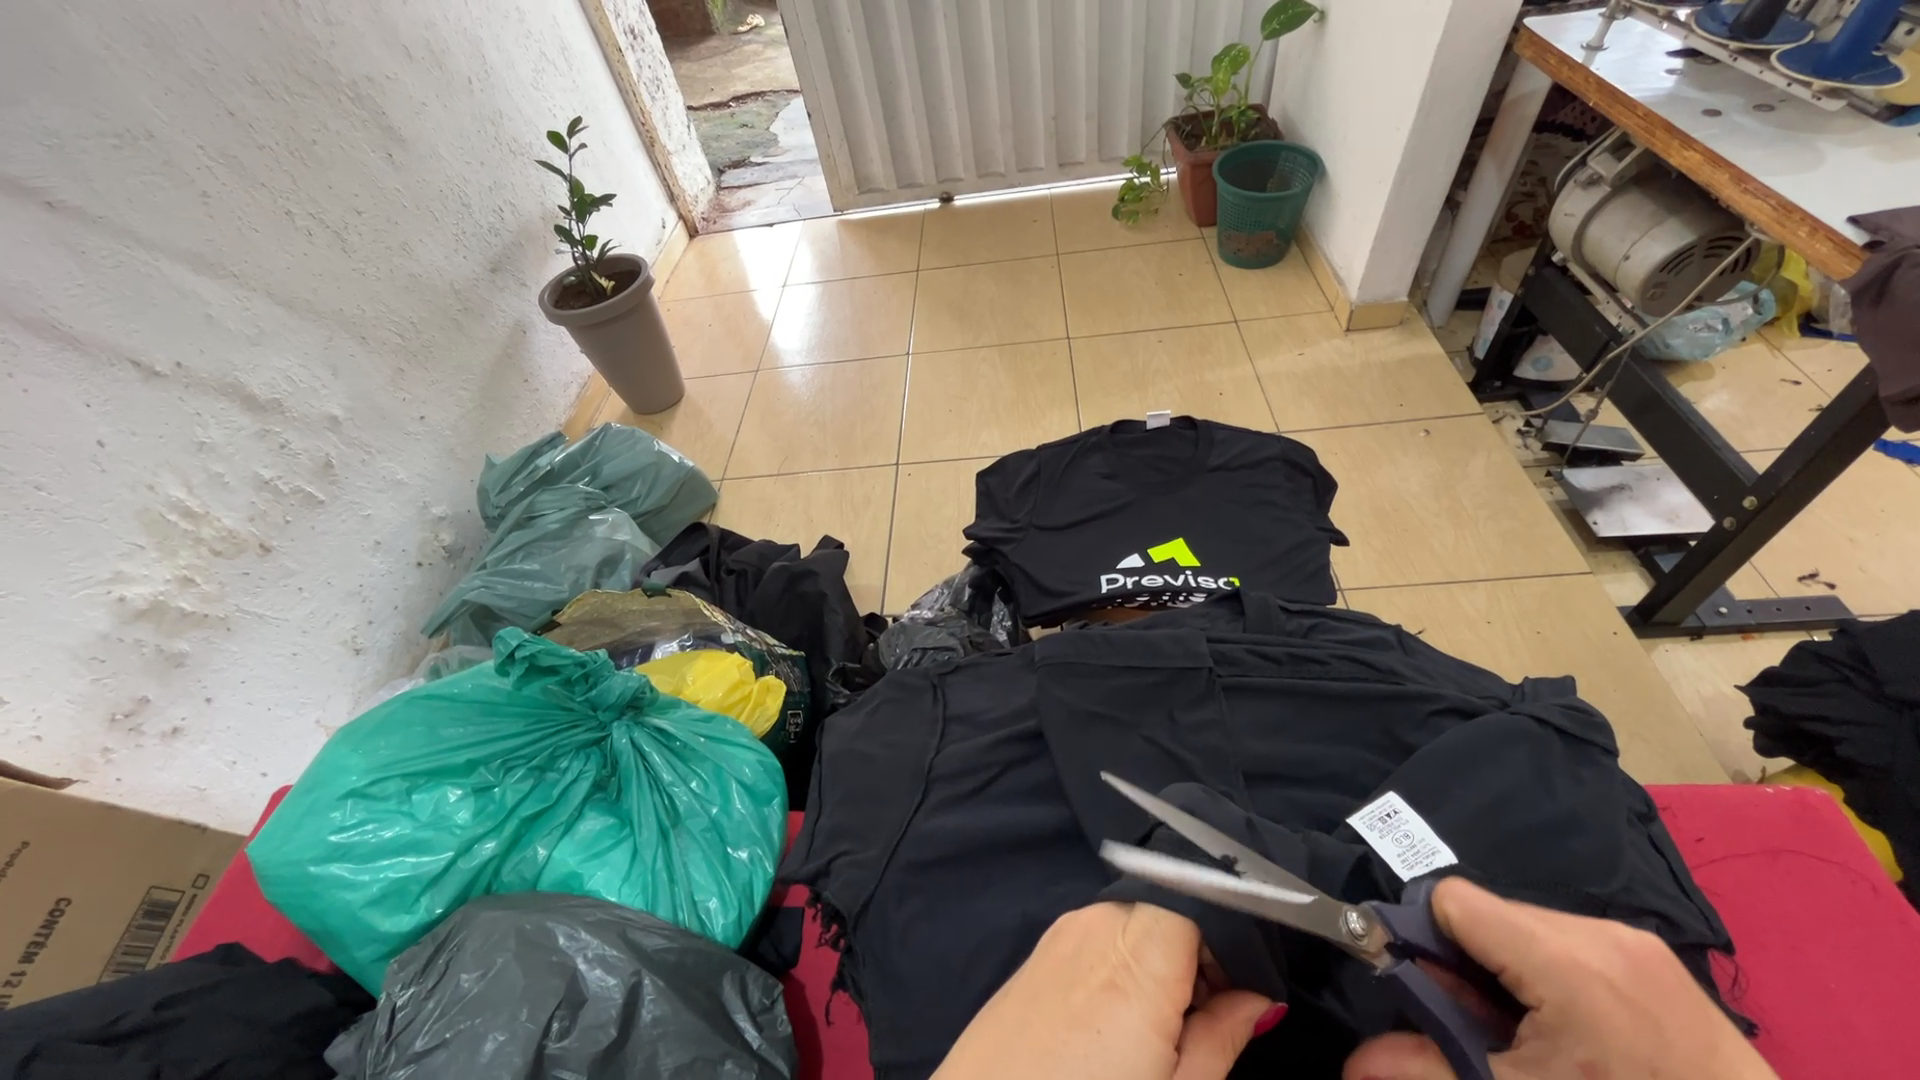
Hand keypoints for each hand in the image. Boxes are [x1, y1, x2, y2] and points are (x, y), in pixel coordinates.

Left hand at [932, 902, 1277, 1079]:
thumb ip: (1223, 1036)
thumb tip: (1260, 998)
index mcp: (1136, 953)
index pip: (1199, 895)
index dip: (1229, 937)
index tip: (1240, 987)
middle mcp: (1095, 924)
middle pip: (1167, 911)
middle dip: (1196, 955)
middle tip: (1201, 1021)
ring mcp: (1058, 934)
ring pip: (1132, 924)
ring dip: (1157, 962)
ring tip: (1155, 1033)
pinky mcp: (1035, 953)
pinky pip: (1095, 939)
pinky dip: (1119, 966)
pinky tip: (1112, 1026)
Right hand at [1345, 878, 1776, 1079]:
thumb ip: (1425, 1068)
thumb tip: (1350, 1065)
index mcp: (1564, 961)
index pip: (1451, 900)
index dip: (1423, 938)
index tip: (1429, 991)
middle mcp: (1597, 932)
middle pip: (1486, 912)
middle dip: (1465, 961)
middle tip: (1483, 1027)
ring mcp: (1633, 940)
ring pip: (1523, 924)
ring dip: (1503, 967)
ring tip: (1530, 1033)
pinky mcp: (1654, 956)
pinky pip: (1566, 938)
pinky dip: (1544, 970)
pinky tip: (1570, 1027)